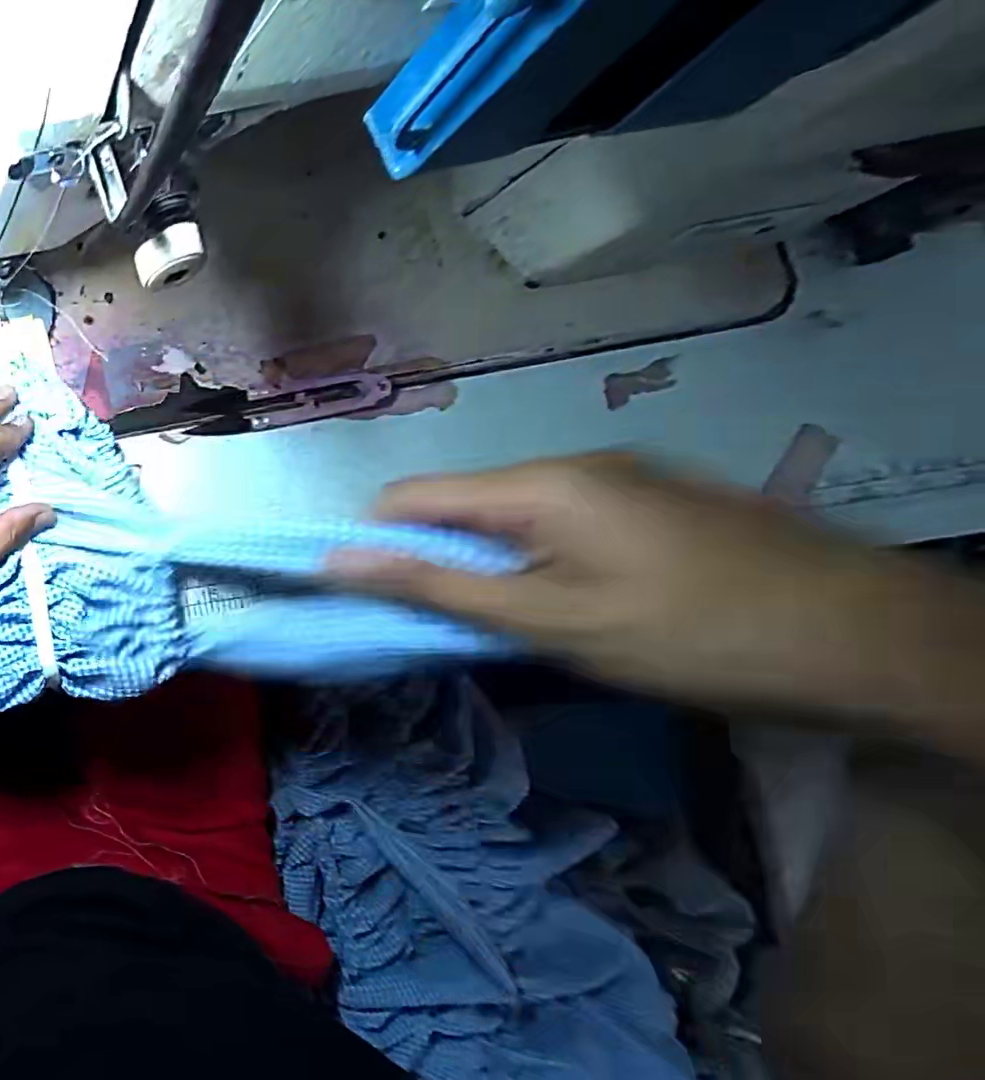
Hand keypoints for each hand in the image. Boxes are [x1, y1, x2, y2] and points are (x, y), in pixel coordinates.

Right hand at [323, 452, 973, 717]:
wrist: (886, 644)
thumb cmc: (692, 636)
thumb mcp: (547, 621)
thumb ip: (434, 586)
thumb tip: (334, 563)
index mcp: (535, 485)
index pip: (406, 497)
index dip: (378, 544)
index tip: (386, 597)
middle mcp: (567, 464)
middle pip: (455, 503)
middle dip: (438, 558)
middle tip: (465, 620)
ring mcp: (614, 475)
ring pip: (503, 513)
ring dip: (488, 560)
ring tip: (528, 614)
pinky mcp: (649, 496)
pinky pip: (553, 518)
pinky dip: (534, 555)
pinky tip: (579, 595)